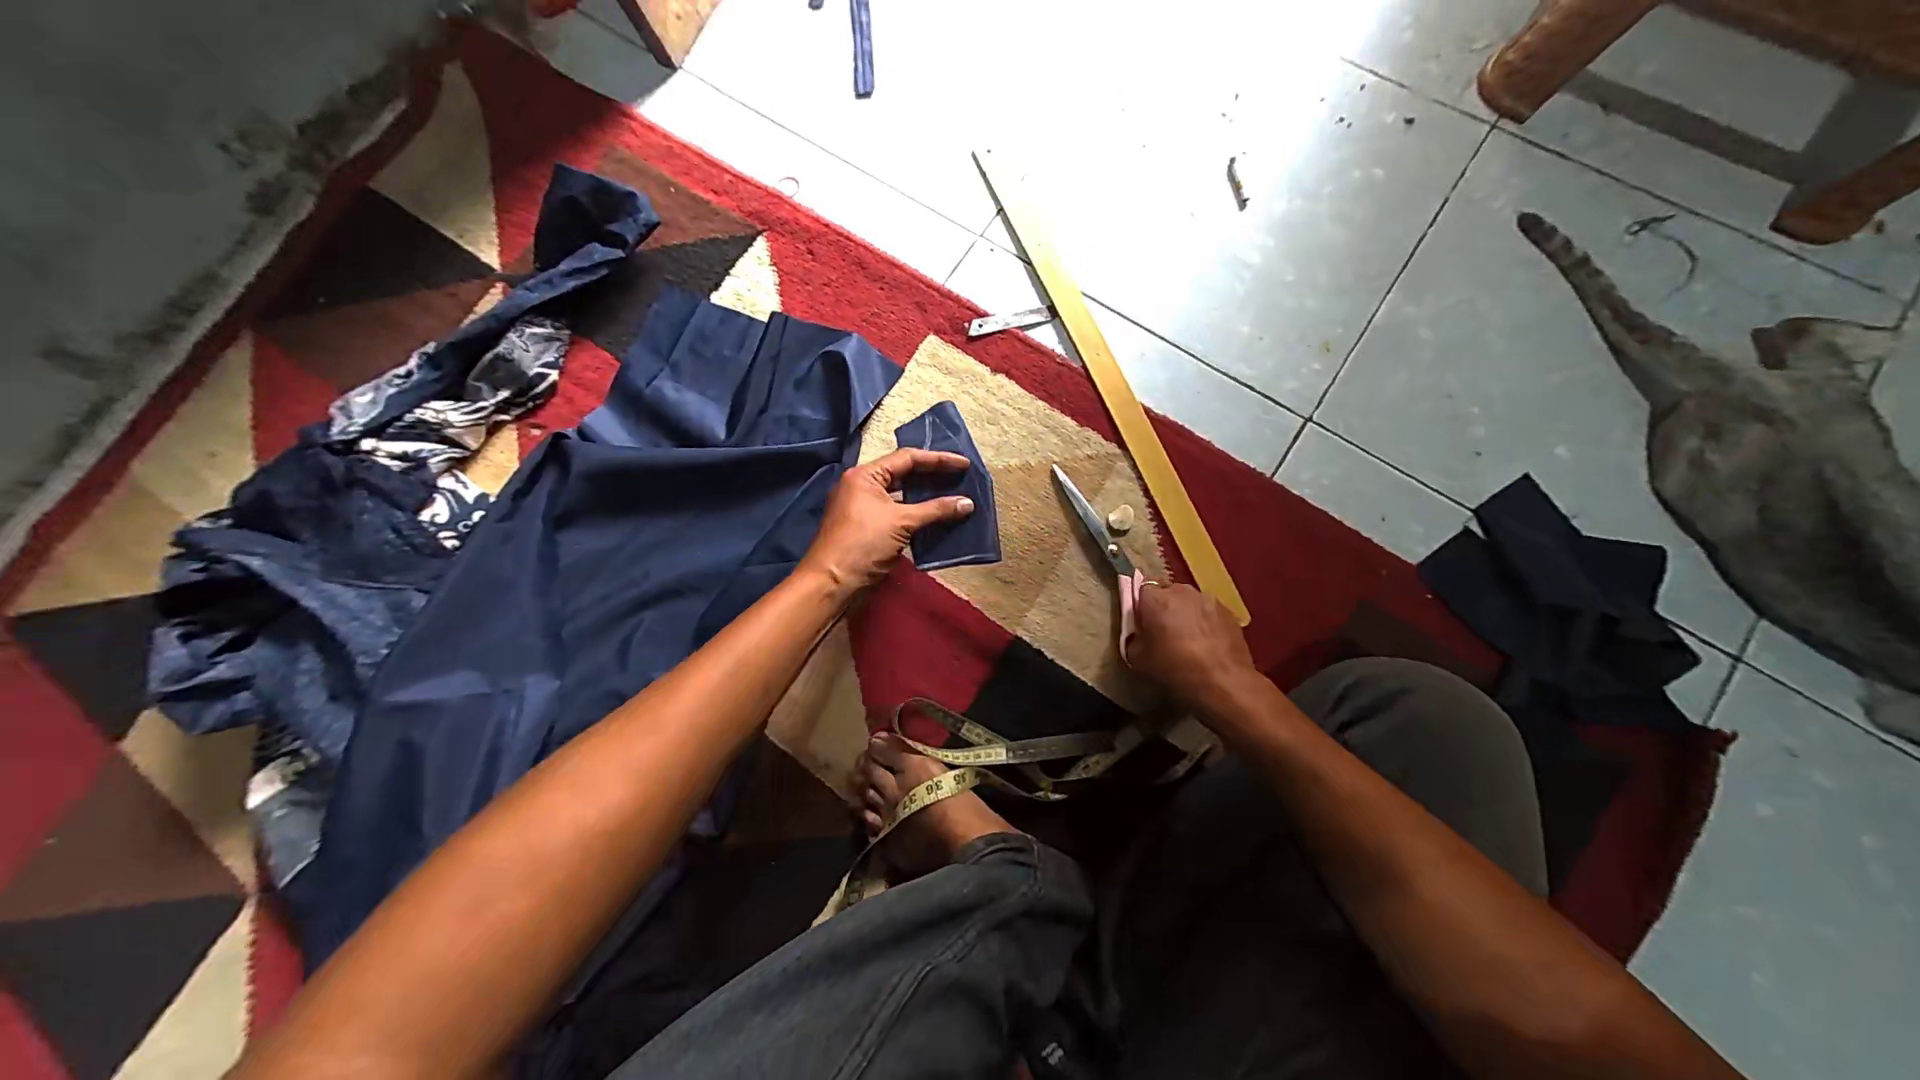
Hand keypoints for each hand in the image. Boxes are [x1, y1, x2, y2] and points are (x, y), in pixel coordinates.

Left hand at [799, 447, 974, 596]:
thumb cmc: (862, 544)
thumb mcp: (901, 522)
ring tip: (955, 496)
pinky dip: (918, 514)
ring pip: (902, 496)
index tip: (964, 464)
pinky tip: (938, 518)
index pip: (907, 458)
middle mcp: (863, 487)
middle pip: (904, 474)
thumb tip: (968, 503)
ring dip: (927, 497)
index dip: (938, 459)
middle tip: (962, 478)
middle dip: (933, 477)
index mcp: (865, 475)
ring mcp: (865, 509)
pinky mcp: (869, 529)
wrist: (833, 583)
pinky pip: (899, 514)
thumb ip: (936, 510)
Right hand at [1127, 583, 1258, 709]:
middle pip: (1167, 593)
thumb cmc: (1175, 670)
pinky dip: (1206, 624)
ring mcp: (1209, 599)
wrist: (1224, 684)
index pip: (1141, 589)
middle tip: (1163, 634)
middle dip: (1164, 608)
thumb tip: (1140, 634)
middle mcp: (1182, 591)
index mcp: (1156, 598)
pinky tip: (1207, 646)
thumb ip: (1134, 638)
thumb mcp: (1137, 659)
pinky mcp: (1230, 612)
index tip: (1142, 624)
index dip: (1140, 606)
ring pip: (1190, 603)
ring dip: (1186, 615)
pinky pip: (1209, 613)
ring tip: (1188, 642)